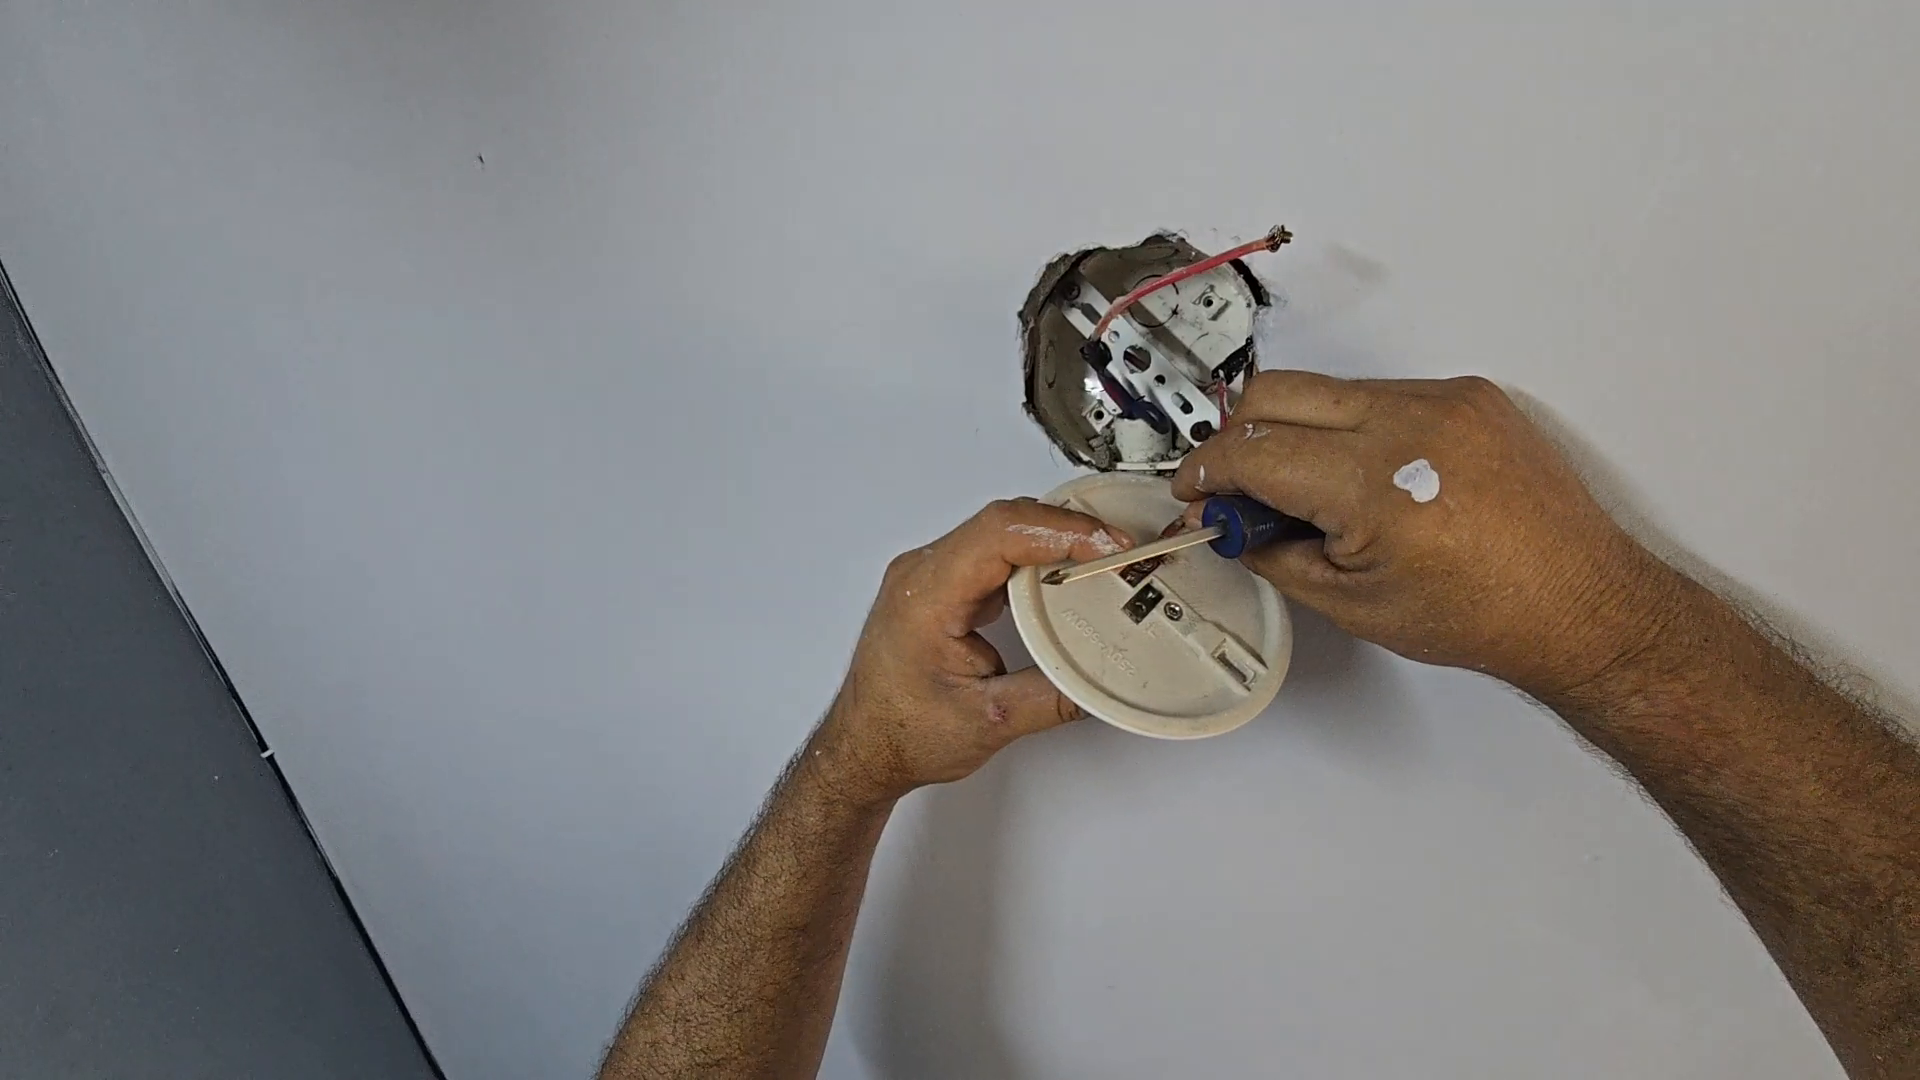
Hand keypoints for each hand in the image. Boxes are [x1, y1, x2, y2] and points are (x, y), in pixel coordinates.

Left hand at [808, 499, 1135, 806]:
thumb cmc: (898, 731)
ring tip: (1097, 556)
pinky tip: (1061, 572)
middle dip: (1065, 527)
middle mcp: (923, 573)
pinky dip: (1033, 555)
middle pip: (1002, 521)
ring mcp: (931, 575)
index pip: (999, 534)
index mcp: (925, 595)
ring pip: (999, 531)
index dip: (1059, 531)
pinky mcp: (943, 586)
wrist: (863, 746)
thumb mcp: (988, 721)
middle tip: (1113, 549)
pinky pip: (993, 552)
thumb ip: (1052, 697)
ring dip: (1051, 537)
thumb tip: (1100, 676)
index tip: (1104, 546)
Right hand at [1171, 372, 1679, 697]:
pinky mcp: (1466, 395)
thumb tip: (1227, 522)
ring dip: (1287, 431)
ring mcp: (1443, 400)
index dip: (1205, 471)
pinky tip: (1353, 475)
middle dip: (1235, 438)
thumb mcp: (1346, 602)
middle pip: (1272, 393)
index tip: (1193, 490)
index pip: (1252, 450)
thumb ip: (1269, 550)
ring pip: (1319, 389)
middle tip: (1236, 488)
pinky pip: (1369, 393)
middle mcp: (1411, 423)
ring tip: (1304, 489)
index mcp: (1376, 485)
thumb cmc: (1480, 615)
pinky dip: (1339, 427)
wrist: (1584, 605)